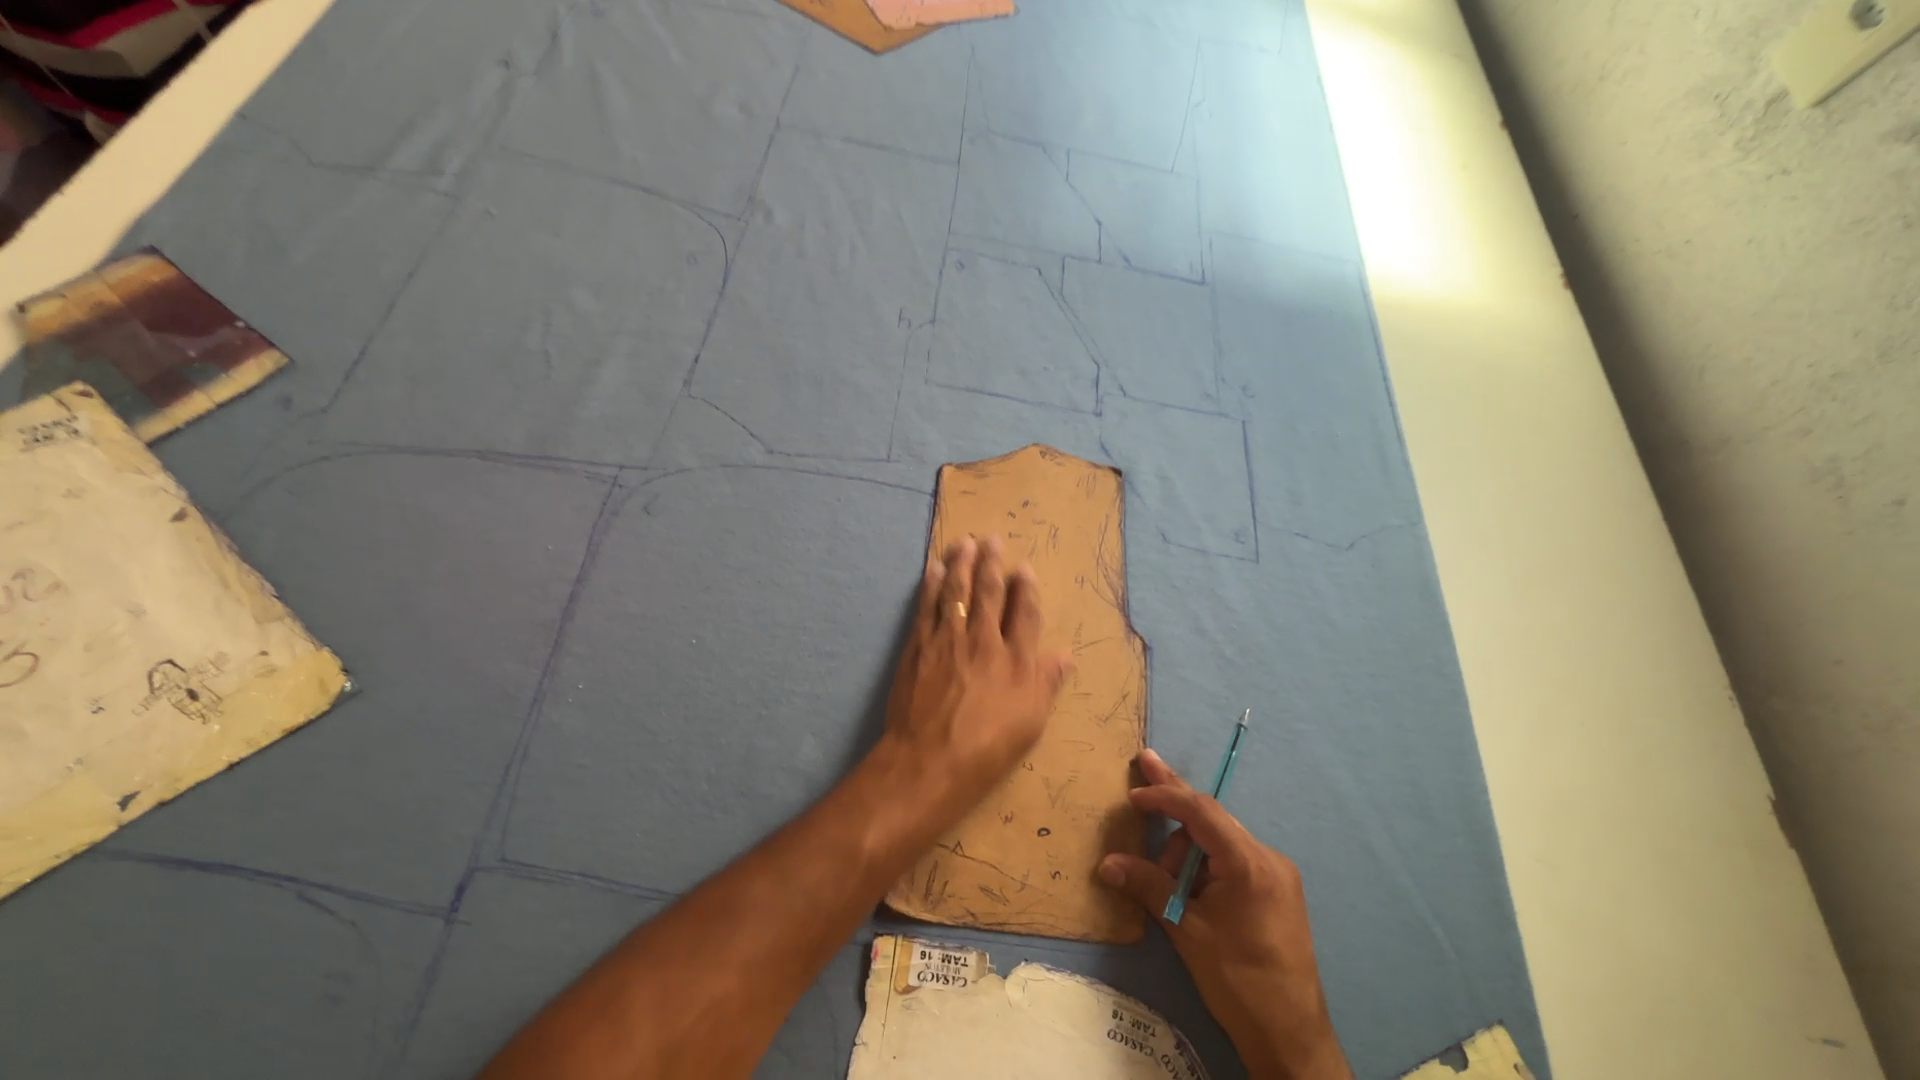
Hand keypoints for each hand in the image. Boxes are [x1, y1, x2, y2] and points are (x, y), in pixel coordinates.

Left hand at [876, 535, 1071, 810]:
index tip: (1025, 569)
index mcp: (1016, 661)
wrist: (929, 761)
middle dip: (992, 564)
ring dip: (961, 564)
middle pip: (988, 593)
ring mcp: (947, 641)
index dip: (1026, 589)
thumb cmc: (987, 749)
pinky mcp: (918, 648)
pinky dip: (931, 585)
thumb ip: (1047, 684)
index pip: (1024, 614)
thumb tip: (1064, 655)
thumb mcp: (1031, 723)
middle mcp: (983, 641)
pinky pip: (927, 607)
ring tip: (964, 542)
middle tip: (992, 539)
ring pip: (955, 592)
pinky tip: (934, 569)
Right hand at [1098, 751, 1352, 1079]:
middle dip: (1175, 802)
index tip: (1135, 792)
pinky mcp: (1277, 891)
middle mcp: (1268, 858)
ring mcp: (1277, 874)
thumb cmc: (1237, 980)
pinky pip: (1233, 860)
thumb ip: (1149, 887)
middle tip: (1147, 763)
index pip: (1201, 812)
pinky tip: (1188, 887)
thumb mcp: (1186, 931)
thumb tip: (1107, 864)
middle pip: (1212, 818)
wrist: (1291, 1033)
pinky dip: (1205, 863)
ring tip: (1170, 892)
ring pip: (1220, 841)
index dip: (1165, 796)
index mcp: (1249, 863)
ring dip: (1187, 851)